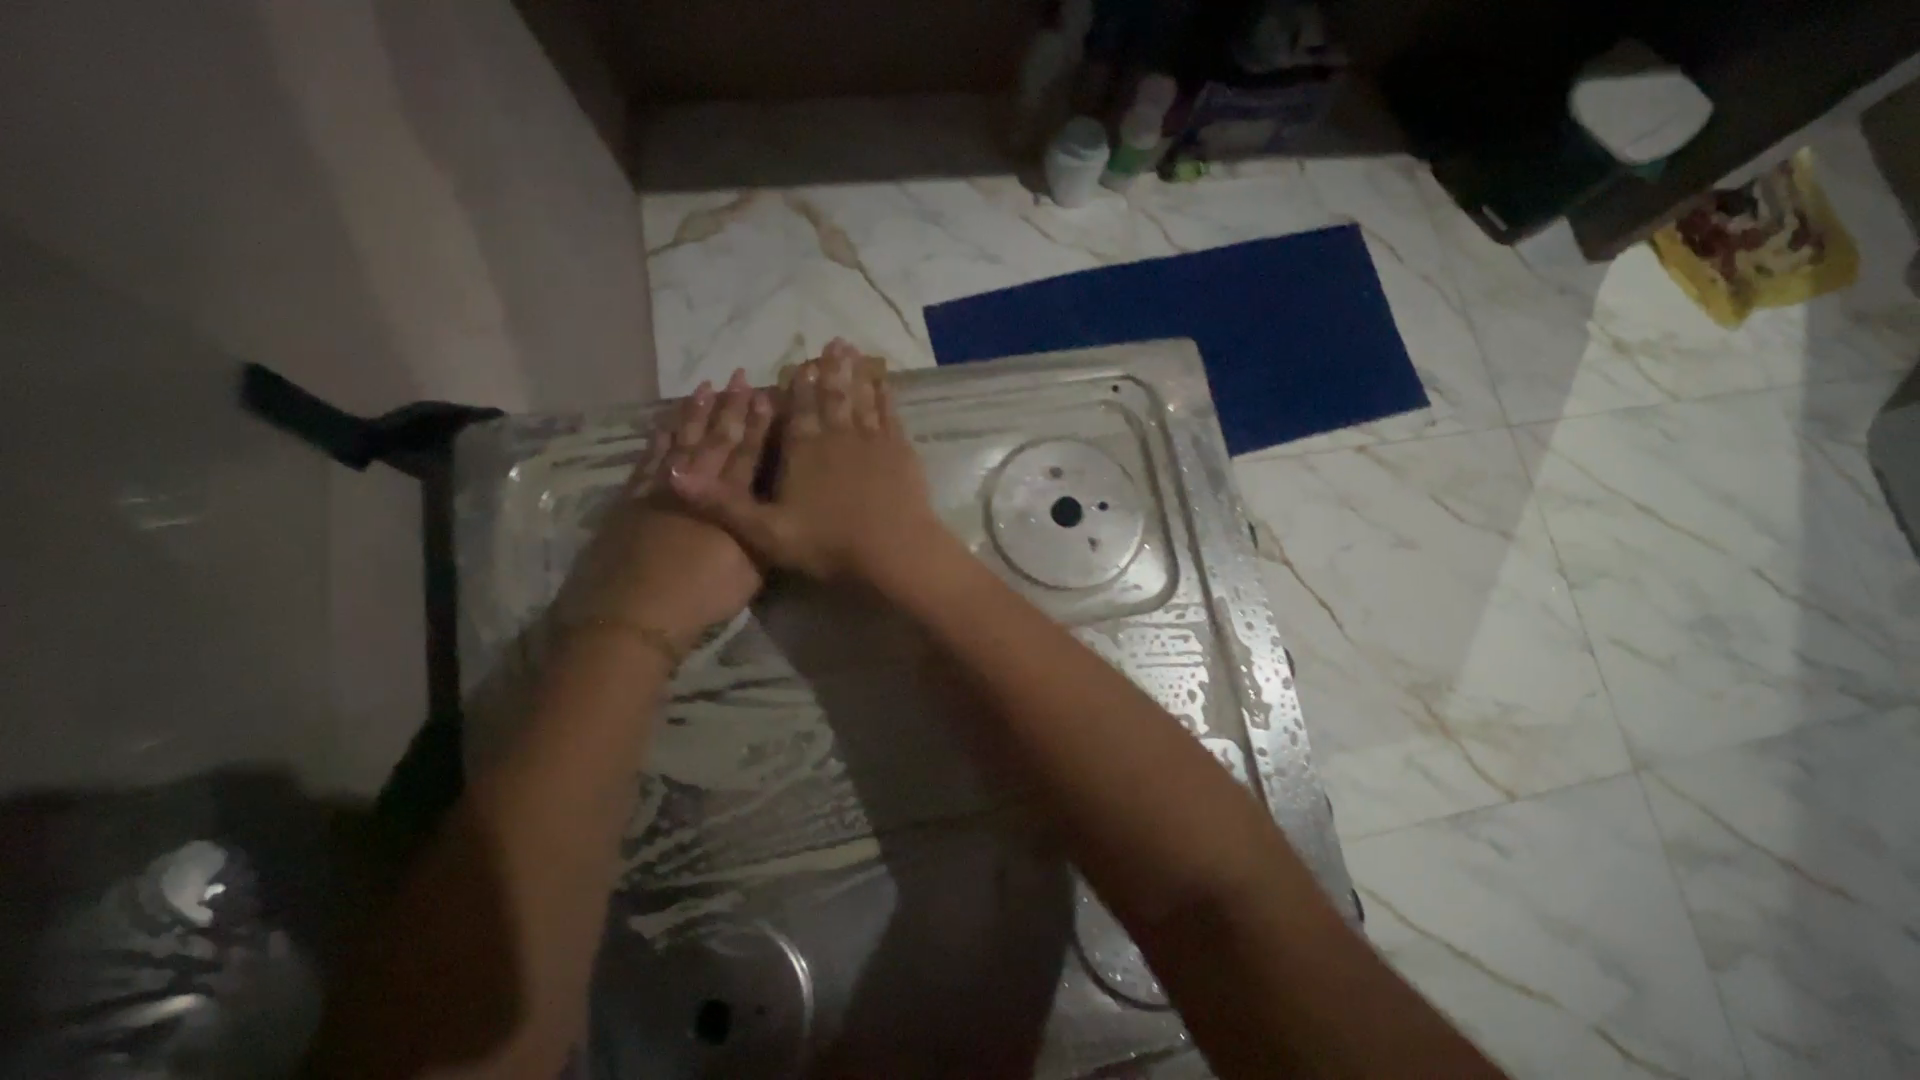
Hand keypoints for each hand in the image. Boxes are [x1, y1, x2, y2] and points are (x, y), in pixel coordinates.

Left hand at [556, 370, 773, 650]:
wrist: (635, 609)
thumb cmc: (702, 595)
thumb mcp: (752, 571)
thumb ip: (763, 533)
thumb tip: (776, 508)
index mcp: (731, 501)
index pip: (748, 453)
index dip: (758, 424)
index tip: (765, 393)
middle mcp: (697, 484)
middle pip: (716, 438)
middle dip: (730, 406)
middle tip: (738, 376)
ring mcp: (661, 488)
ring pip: (681, 441)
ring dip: (693, 413)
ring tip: (703, 387)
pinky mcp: (632, 499)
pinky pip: (649, 459)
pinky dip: (659, 439)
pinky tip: (664, 424)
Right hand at [671, 339, 947, 584]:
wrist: (894, 553)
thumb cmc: (828, 545)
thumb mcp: (766, 532)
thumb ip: (721, 502)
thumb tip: (671, 472)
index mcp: (803, 452)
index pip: (796, 411)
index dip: (796, 387)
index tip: (798, 364)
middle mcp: (837, 437)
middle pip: (831, 396)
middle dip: (829, 369)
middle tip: (833, 342)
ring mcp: (873, 441)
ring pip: (861, 398)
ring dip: (856, 373)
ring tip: (853, 350)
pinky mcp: (901, 452)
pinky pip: (890, 414)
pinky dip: (886, 396)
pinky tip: (884, 384)